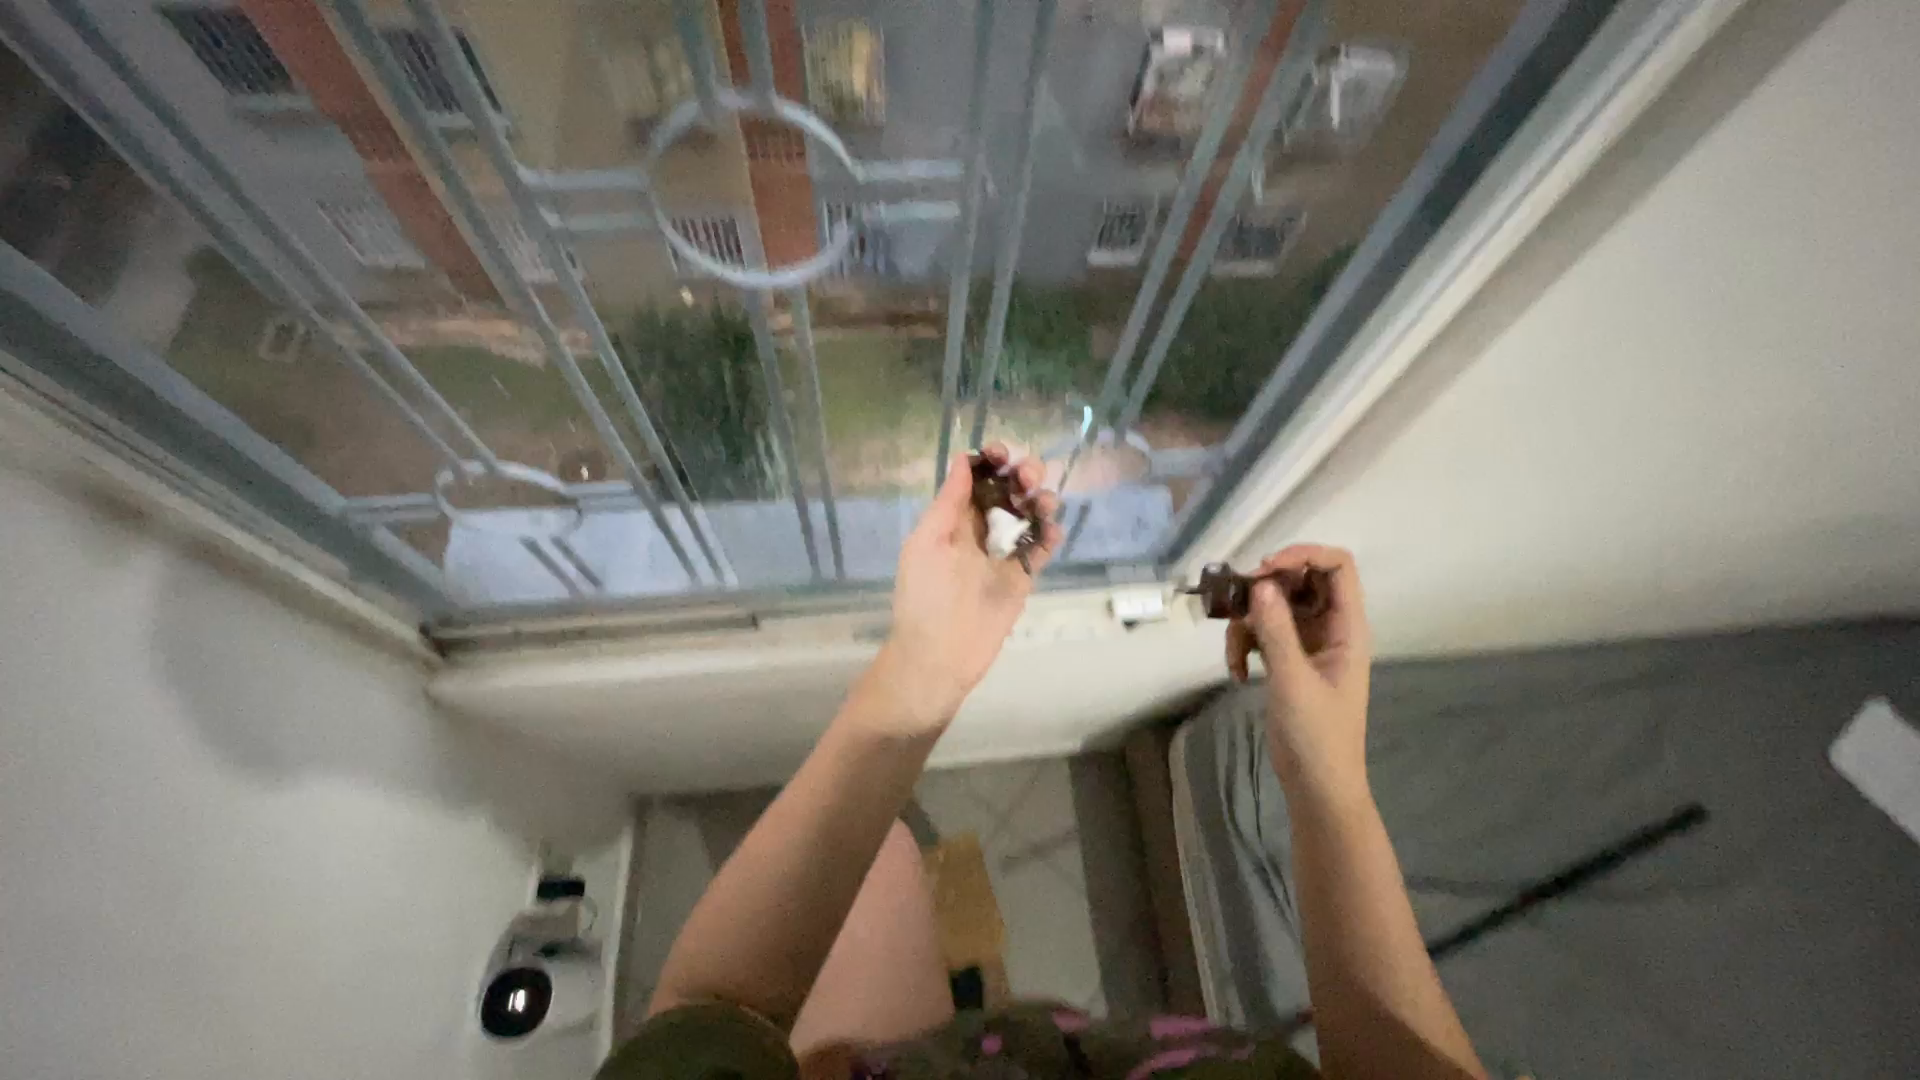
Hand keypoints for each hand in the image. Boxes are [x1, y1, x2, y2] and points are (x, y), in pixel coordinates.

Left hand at [865, 444, 1061, 736]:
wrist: (939, 654)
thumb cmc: (924, 596)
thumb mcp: (927, 542)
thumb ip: (948, 502)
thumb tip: (963, 459)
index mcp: (952, 520)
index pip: (977, 480)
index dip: (991, 462)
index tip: (1002, 453)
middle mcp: (980, 531)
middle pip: (1008, 491)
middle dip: (1021, 475)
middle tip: (1027, 477)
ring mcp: (1003, 554)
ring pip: (1029, 515)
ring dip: (1040, 499)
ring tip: (1042, 501)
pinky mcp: (1022, 577)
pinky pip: (1040, 548)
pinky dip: (1050, 534)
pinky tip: (1051, 529)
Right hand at [1225, 545, 1372, 794]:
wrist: (1317, 785)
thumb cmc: (1318, 735)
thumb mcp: (1294, 680)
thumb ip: (1277, 630)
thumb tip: (1259, 584)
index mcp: (1347, 628)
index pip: (1337, 567)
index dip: (1303, 555)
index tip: (1263, 568)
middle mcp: (1329, 628)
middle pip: (1299, 581)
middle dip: (1264, 588)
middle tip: (1236, 603)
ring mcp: (1307, 644)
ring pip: (1273, 607)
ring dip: (1247, 623)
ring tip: (1235, 654)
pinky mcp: (1287, 661)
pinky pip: (1261, 634)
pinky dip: (1244, 646)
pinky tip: (1238, 673)